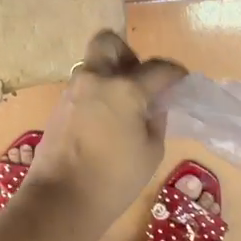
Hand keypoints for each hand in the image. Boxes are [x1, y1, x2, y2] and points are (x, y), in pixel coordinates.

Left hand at [23, 30, 186, 220]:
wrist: (62, 198)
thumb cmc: (114, 179)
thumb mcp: (150, 152)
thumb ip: (155, 121)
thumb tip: (152, 105)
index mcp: (125, 89)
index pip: (157, 68)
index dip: (174, 73)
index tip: (181, 80)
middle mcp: (96, 79)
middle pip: (109, 43)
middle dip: (127, 55)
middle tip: (139, 81)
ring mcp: (73, 90)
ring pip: (93, 65)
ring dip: (109, 75)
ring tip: (123, 105)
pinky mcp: (59, 105)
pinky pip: (82, 86)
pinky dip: (95, 93)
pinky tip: (105, 120)